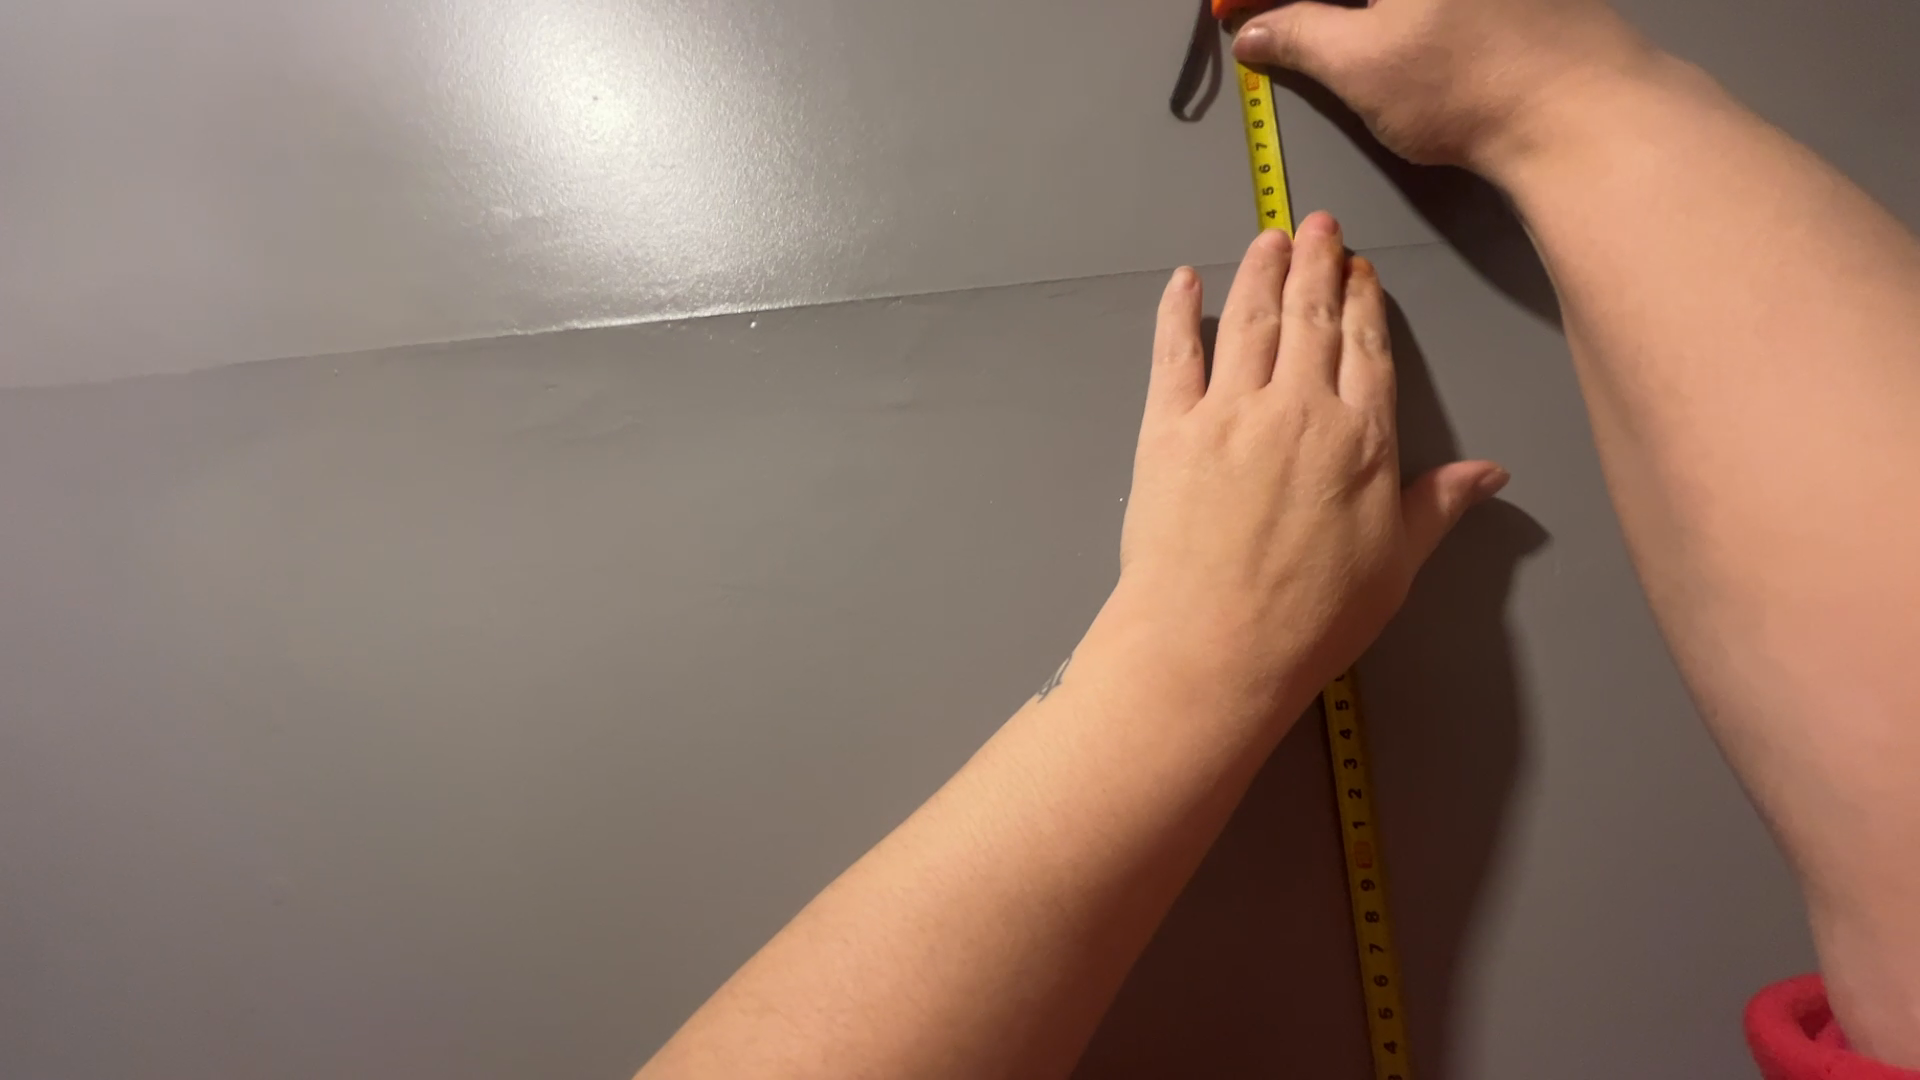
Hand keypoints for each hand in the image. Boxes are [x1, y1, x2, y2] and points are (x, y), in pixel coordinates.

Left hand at [1109, 213, 1505, 713]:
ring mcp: (1227, 413)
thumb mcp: (1394, 566)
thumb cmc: (1310, 617)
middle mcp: (1298, 408)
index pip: (1368, 348)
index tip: (1359, 267)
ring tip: (1269, 236)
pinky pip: (1174, 354)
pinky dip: (1179, 312)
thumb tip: (1491, 469)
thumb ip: (1437, 507)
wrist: (1212, 642)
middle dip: (1316, 264)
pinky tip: (1185, 281)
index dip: (1363, 301)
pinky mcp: (1166, 429)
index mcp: (1362, 437)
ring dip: (1260, 271)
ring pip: (1249, 321)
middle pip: (1310, 318)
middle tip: (1317, 225)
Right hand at [1232, 0, 1653, 168]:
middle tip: (1256, 18)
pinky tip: (1348, 22)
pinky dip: (1365, 6)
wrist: (1570, 105)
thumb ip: (1298, 37)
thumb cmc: (1458, 84)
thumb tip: (1251, 32)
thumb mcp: (1360, 64)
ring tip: (1294, 25)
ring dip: (1329, 1)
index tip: (1229, 9)